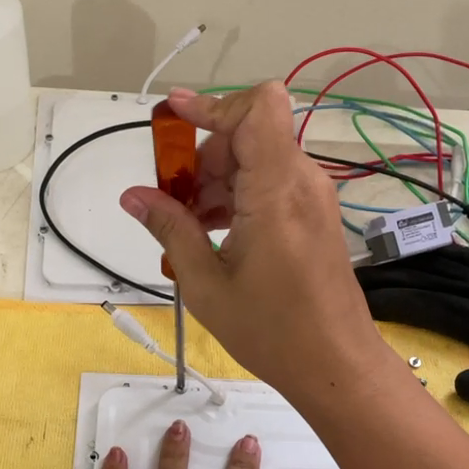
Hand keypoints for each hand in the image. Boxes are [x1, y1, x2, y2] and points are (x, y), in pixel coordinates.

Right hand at [120, 82, 392, 398]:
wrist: (335, 365)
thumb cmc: (270, 330)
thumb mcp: (205, 284)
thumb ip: (170, 229)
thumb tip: (133, 196)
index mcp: (276, 191)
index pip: (258, 108)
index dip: (213, 103)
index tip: (172, 115)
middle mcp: (302, 182)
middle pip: (249, 135)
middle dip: (205, 156)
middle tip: (175, 202)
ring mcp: (313, 199)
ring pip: (259, 159)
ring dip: (219, 179)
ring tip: (189, 226)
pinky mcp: (316, 217)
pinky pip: (273, 184)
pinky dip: (239, 196)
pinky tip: (215, 236)